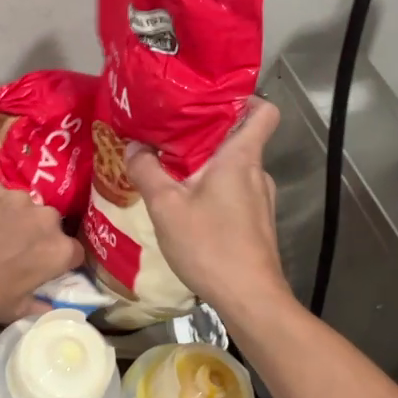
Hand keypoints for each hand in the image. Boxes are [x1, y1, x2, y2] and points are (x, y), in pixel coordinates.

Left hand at [0, 182, 84, 324]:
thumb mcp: (12, 310)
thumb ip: (38, 306)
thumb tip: (50, 308)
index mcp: (58, 250)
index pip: (75, 253)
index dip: (61, 262)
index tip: (45, 269)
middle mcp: (46, 218)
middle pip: (50, 226)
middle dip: (37, 236)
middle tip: (14, 252)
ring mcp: (17, 198)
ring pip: (24, 207)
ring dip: (14, 219)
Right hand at [125, 98, 293, 316]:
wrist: (249, 298)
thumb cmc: (210, 245)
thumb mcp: (166, 206)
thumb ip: (147, 171)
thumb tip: (134, 145)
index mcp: (241, 157)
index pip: (263, 110)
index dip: (242, 99)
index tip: (207, 101)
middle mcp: (256, 172)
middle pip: (238, 138)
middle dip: (205, 135)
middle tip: (168, 135)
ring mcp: (260, 199)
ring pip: (233, 168)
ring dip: (205, 167)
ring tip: (170, 171)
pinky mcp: (257, 223)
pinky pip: (234, 192)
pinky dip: (212, 192)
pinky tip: (186, 207)